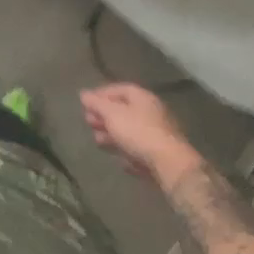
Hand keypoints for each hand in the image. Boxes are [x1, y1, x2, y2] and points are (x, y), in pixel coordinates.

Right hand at [79, 83, 197, 182]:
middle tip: (89, 122)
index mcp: (142, 98)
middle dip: (104, 117)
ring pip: (130, 132)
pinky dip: (128, 152)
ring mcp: (157, 135)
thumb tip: (83, 94)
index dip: (101, 94)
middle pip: (124, 111)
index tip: (85, 103)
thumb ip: (96, 103)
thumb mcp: (112, 114)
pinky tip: (120, 160)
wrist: (169, 164)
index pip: (119, 89)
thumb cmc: (138, 132)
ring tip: (98, 141)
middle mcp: (152, 112)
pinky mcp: (160, 155)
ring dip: (112, 136)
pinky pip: (139, 150)